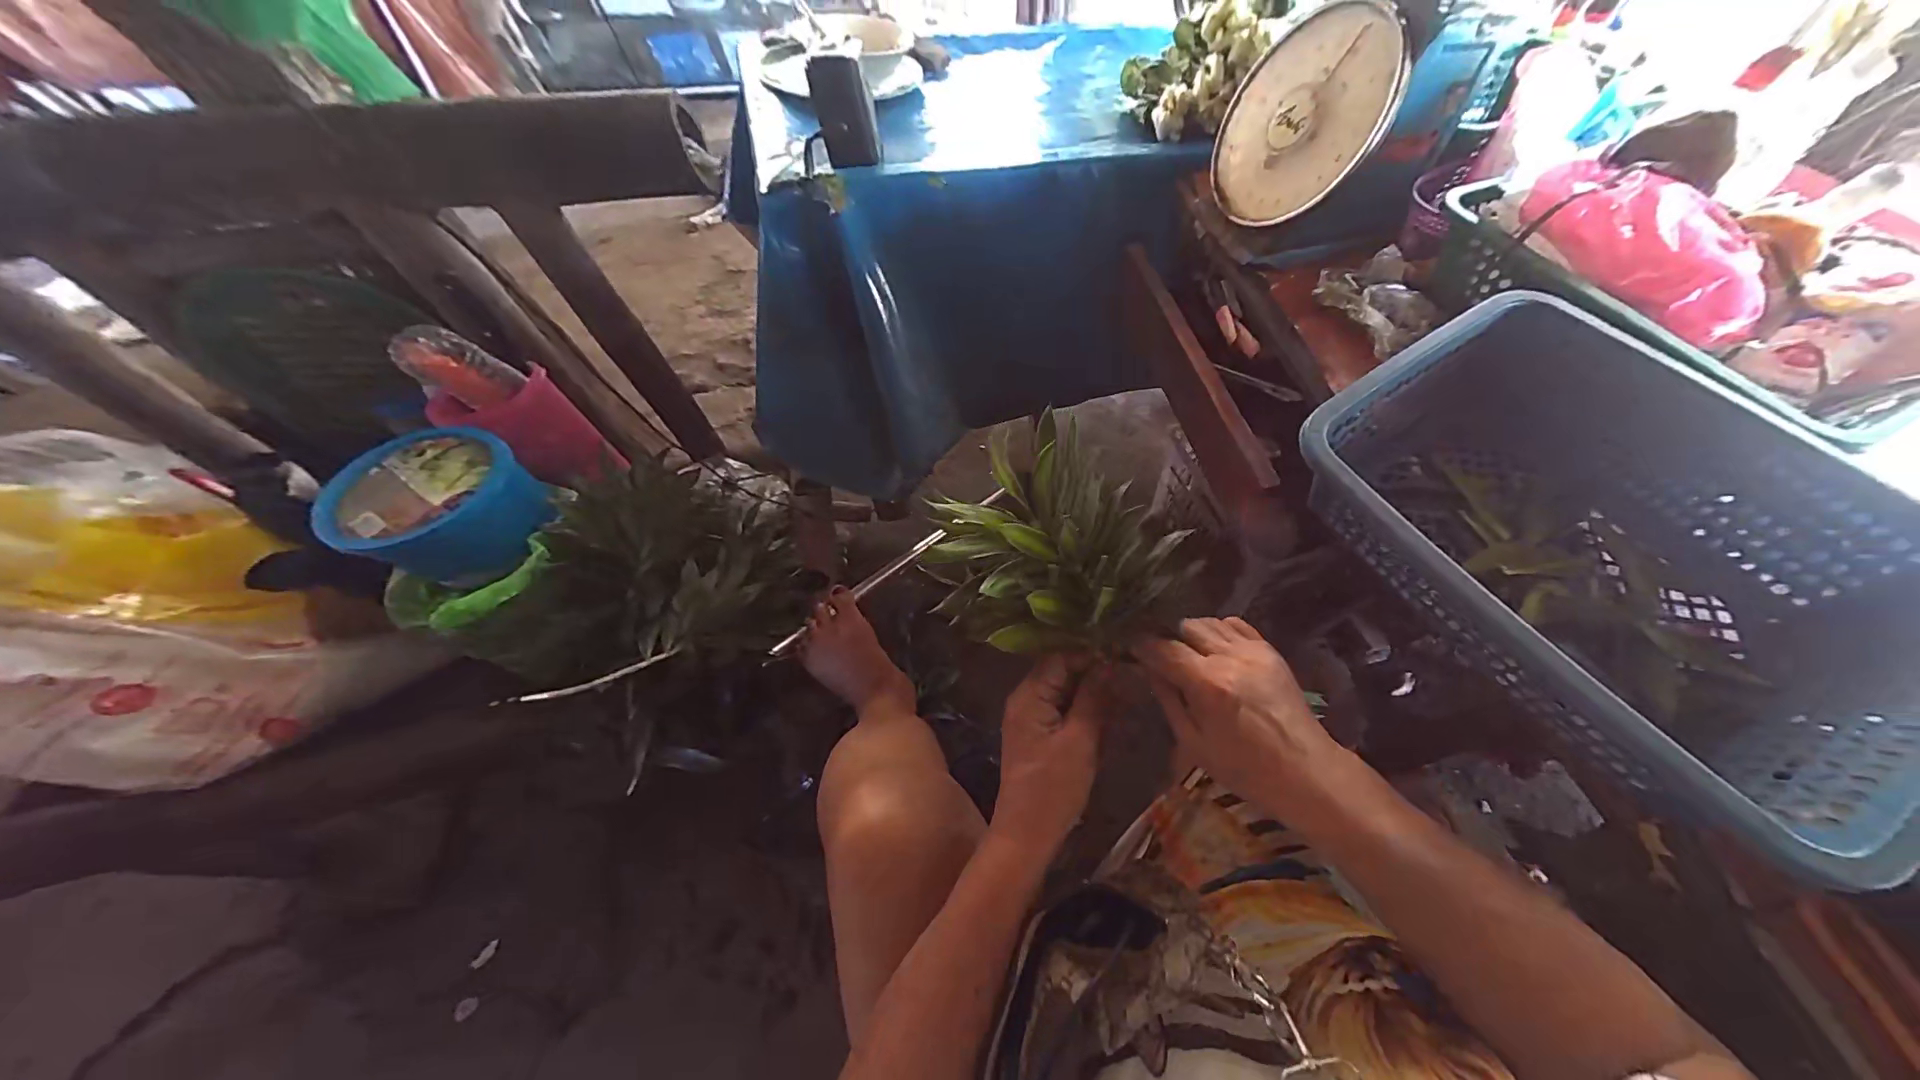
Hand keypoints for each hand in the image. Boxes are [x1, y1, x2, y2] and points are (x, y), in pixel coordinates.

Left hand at [992, 654, 1112, 856]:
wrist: (1027, 834)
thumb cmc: (1053, 786)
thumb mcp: (1080, 739)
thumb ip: (1093, 697)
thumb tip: (1108, 662)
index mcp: (1029, 694)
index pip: (1060, 656)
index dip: (1091, 653)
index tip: (1124, 654)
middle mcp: (1025, 698)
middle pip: (1061, 670)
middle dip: (1094, 671)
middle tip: (1131, 672)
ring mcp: (1030, 716)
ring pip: (1065, 691)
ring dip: (1092, 691)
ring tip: (1127, 691)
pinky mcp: (1038, 734)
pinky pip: (1063, 710)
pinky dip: (1084, 710)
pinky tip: (1110, 713)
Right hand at [1133, 618, 1339, 805]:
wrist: (1305, 771)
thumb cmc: (1243, 767)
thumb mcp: (1192, 741)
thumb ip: (1167, 698)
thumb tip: (1148, 668)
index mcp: (1207, 683)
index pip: (1162, 647)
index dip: (1142, 645)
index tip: (1129, 647)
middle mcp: (1229, 657)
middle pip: (1184, 626)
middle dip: (1166, 635)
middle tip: (1156, 651)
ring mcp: (1253, 650)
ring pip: (1209, 622)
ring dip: (1190, 631)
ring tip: (1184, 650)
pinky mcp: (1269, 651)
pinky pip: (1235, 624)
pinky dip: (1217, 629)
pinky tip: (1213, 647)